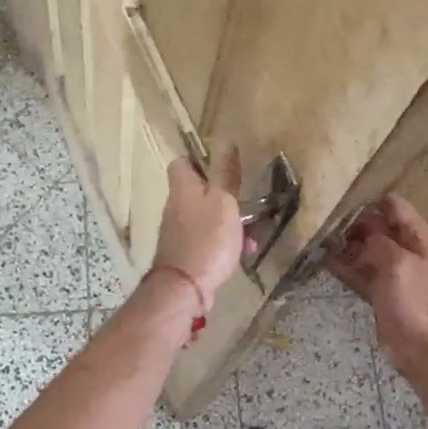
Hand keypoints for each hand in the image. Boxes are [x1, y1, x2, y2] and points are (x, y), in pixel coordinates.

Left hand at [152, 145, 242, 299]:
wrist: (185, 289)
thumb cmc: (207, 239)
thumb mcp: (223, 200)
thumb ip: (224, 172)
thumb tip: (222, 140)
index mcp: (182, 189)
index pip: (181, 163)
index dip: (200, 160)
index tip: (222, 165)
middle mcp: (175, 207)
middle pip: (197, 192)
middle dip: (224, 196)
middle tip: (245, 202)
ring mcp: (178, 233)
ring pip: (206, 218)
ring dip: (230, 222)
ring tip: (252, 233)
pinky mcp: (185, 255)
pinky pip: (208, 241)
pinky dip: (225, 243)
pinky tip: (243, 253)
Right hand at [327, 196, 427, 369]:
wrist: (420, 348)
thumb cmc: (415, 302)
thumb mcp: (399, 264)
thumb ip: (379, 242)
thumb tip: (360, 234)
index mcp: (419, 239)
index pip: (395, 206)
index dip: (370, 201)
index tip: (342, 199)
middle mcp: (405, 250)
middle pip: (376, 227)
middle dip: (351, 223)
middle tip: (322, 220)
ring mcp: (390, 270)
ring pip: (363, 248)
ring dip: (342, 243)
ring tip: (316, 237)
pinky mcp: (377, 289)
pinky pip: (356, 269)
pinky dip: (341, 264)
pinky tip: (319, 258)